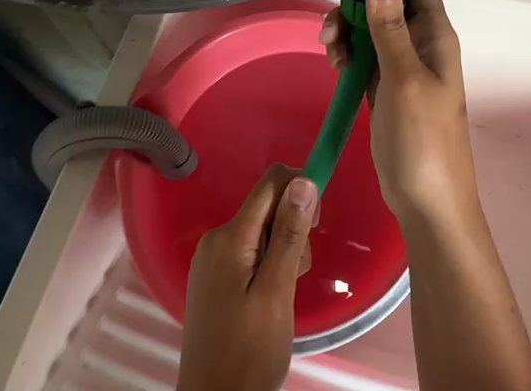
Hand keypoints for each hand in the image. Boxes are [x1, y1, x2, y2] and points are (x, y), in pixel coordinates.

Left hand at [177, 165, 317, 390]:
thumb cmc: (249, 351)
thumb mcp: (276, 292)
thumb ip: (290, 235)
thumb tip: (304, 180)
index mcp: (230, 237)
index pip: (271, 183)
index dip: (301, 189)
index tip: (318, 224)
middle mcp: (217, 238)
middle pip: (268, 207)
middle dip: (293, 230)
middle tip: (297, 274)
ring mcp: (213, 259)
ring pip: (263, 231)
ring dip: (283, 252)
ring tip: (282, 295)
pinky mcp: (215, 278)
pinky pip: (250, 252)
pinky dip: (269, 265)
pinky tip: (269, 299)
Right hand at [316, 0, 479, 227]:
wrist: (428, 204)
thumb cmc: (422, 140)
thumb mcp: (403, 78)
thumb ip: (390, 25)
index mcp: (434, 34)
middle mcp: (420, 42)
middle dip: (352, 0)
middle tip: (326, 20)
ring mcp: (403, 65)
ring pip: (369, 27)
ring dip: (345, 29)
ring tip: (330, 52)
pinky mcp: (386, 86)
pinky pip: (364, 54)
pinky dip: (348, 53)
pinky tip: (336, 66)